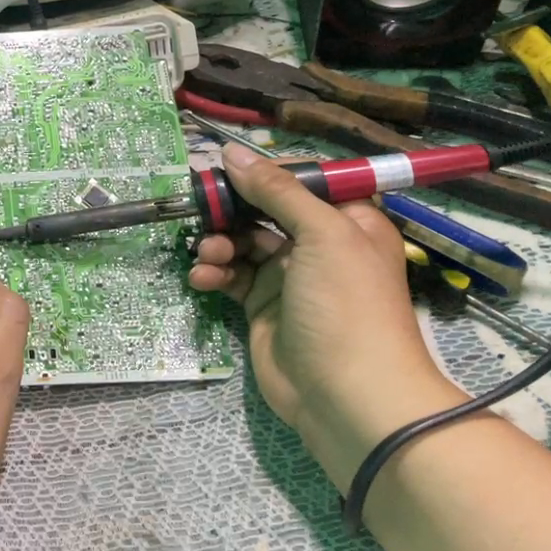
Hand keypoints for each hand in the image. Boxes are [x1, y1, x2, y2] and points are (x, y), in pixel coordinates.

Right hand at [189, 144, 466, 488]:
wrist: (349, 398)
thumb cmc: (346, 305)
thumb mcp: (321, 234)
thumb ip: (276, 191)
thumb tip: (231, 152)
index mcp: (347, 222)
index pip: (303, 180)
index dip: (267, 173)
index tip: (229, 169)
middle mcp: (318, 245)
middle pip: (265, 209)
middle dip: (232, 207)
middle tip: (201, 205)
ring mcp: (289, 277)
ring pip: (242, 241)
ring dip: (218, 241)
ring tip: (208, 253)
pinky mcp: (262, 306)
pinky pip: (230, 275)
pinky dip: (213, 273)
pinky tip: (202, 278)